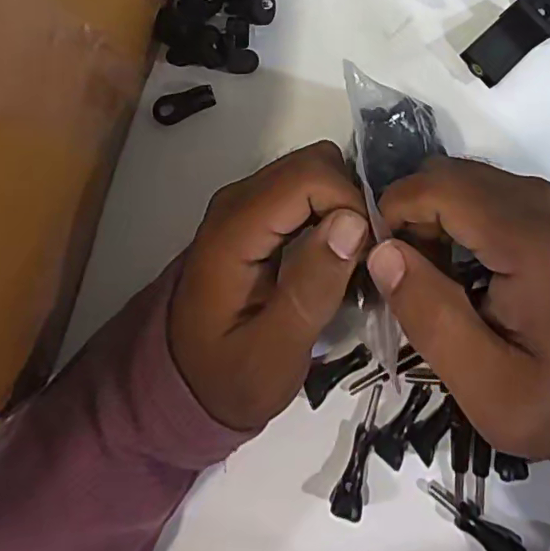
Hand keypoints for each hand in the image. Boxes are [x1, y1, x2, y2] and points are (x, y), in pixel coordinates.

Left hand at [170, 141, 371, 430]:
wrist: (183, 386)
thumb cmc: (228, 377)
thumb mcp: (273, 355)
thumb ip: (310, 291)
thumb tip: (353, 223)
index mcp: (235, 230)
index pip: (310, 177)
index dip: (350, 204)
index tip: (365, 255)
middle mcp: (239, 200)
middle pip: (317, 163)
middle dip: (353, 201)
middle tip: (362, 258)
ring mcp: (247, 200)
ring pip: (318, 169)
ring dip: (347, 205)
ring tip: (351, 259)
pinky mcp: (260, 208)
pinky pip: (310, 186)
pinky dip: (335, 208)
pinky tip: (335, 254)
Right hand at [367, 157, 549, 460]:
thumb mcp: (485, 387)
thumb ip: (431, 317)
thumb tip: (381, 250)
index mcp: (530, 239)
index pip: (440, 188)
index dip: (395, 216)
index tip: (382, 269)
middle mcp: (539, 200)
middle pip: (446, 176)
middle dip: (411, 218)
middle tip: (409, 281)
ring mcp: (542, 196)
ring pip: (458, 178)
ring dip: (429, 218)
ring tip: (433, 280)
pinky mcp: (540, 204)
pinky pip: (477, 188)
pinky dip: (451, 217)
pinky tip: (455, 266)